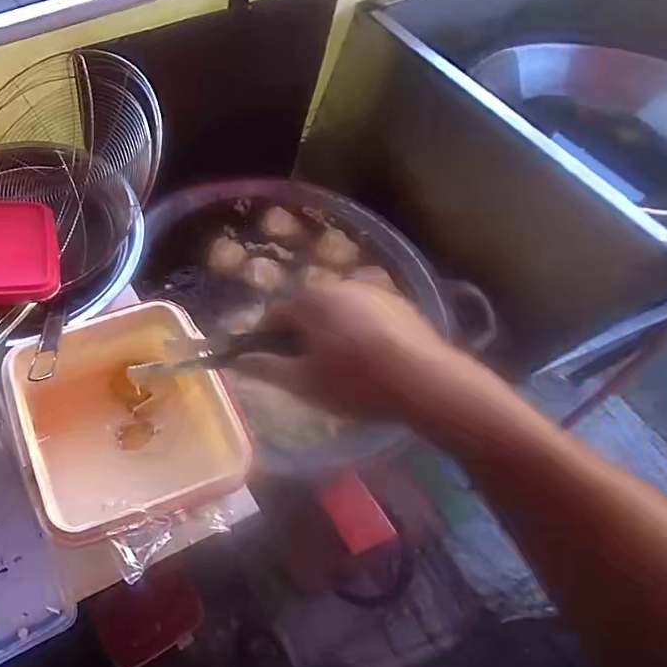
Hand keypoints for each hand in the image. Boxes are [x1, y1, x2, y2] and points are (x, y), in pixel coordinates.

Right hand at [237, 280, 476, 432]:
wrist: (426, 381)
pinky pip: (365, 314)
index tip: (266, 364)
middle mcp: (339, 284)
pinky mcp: (399, 302)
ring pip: (338, 311)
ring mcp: (372, 290)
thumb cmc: (356, 382)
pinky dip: (359, 331)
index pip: (274, 317)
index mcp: (310, 300)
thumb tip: (240, 360)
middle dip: (300, 336)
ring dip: (330, 332)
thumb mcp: (303, 382)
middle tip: (304, 370)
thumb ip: (267, 368)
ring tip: (339, 367)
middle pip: (307, 310)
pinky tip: (370, 359)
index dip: (264, 340)